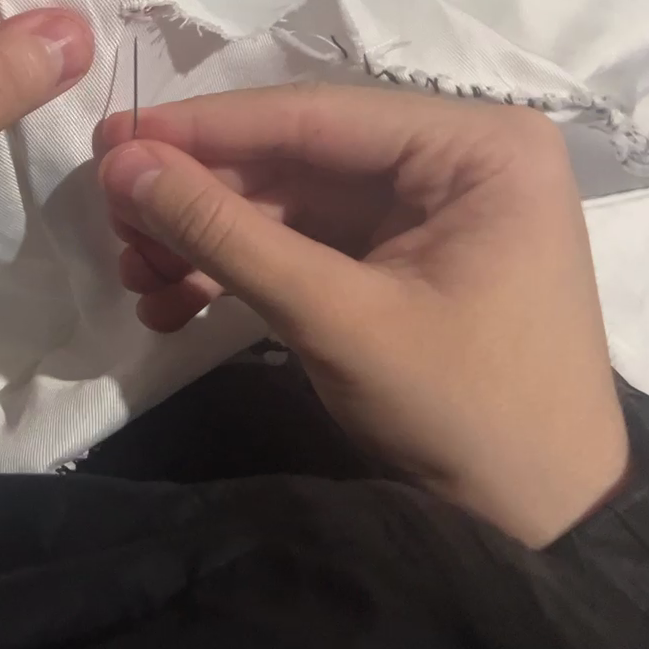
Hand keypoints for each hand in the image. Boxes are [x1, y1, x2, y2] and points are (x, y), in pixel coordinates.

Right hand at [95, 84, 628, 547]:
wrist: (536, 533)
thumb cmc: (465, 412)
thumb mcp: (334, 316)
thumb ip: (222, 232)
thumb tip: (120, 165)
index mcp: (472, 145)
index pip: (307, 115)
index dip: (200, 128)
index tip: (112, 138)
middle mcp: (442, 158)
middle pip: (283, 156)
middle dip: (194, 196)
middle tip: (114, 222)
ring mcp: (410, 207)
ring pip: (273, 199)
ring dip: (199, 236)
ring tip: (136, 276)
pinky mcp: (380, 251)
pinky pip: (287, 239)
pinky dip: (227, 267)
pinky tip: (171, 305)